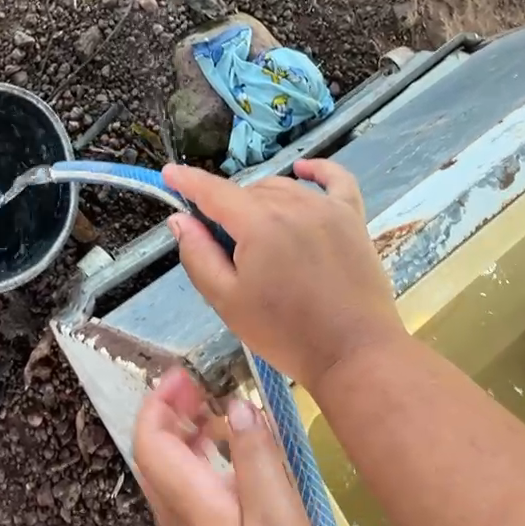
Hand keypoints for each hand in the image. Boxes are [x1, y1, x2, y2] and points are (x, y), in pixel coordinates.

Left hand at [132, 368, 325, 525]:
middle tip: (199, 384)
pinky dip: (206, 458)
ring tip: (219, 410)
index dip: (158, 400)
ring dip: (188, 433)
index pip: (149, 442)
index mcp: (190, 504)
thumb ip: (257, 457)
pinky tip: (237, 455)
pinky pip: (194, 490)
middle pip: (156, 454)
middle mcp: (181, 519)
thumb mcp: (280, 517)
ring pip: (174, 472)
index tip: (183, 372)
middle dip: (170, 410)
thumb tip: (236, 402)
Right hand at [164, 159, 399, 391]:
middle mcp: (292, 204)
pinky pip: (335, 179)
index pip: (213, 192)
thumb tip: (180, 219)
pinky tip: (303, 169)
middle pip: (247, 192)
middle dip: (227, 210)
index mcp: (258, 224)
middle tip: (226, 248)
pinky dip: (316, 171)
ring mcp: (326, 207)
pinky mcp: (352, 218)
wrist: (356, 356)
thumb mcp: (227, 301)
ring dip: (261, 201)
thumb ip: (198, 255)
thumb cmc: (286, 334)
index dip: (187, 181)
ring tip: (259, 237)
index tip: (168, 174)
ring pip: (281, 187)